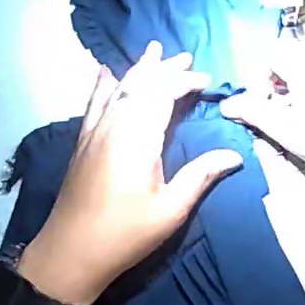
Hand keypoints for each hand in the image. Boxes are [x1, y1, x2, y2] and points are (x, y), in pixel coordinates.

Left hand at [19, 42, 243, 304]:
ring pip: (117, 89)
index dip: (184, 81)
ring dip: (138, 70)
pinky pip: (94, 103)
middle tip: (185, 56)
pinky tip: (104, 73)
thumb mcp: (171, 209)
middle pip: (139, 85)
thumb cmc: (125, 233)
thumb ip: (200, 176)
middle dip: (163, 68)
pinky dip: (103, 84)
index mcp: (137, 139)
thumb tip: (234, 155)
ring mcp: (94, 132)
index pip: (162, 94)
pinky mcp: (82, 143)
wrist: (70, 252)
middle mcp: (113, 127)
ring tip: (153, 52)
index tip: (206, 80)